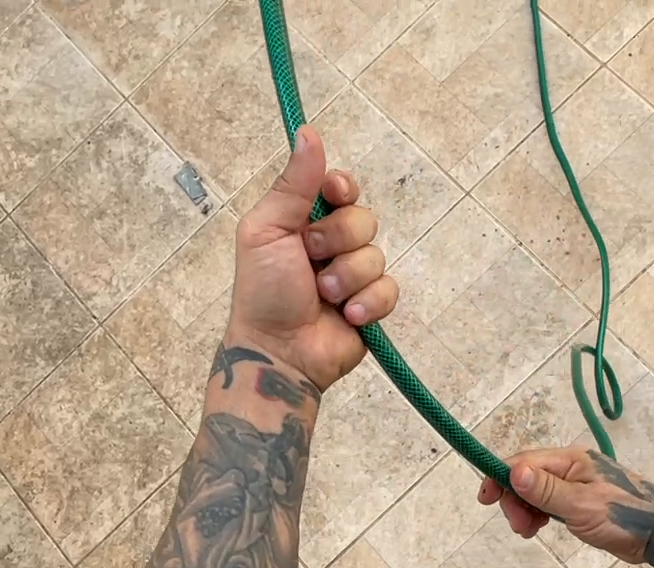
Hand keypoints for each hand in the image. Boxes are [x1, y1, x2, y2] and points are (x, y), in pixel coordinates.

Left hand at [224, 125, 397, 391]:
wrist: (280, 350)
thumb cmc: (263, 292)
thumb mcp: (267, 230)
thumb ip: (293, 185)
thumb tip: (309, 131)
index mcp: (306, 222)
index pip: (342, 189)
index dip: (343, 189)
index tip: (333, 196)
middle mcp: (333, 246)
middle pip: (364, 219)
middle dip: (339, 240)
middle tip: (312, 260)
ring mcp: (355, 278)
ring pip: (376, 256)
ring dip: (348, 277)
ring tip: (325, 297)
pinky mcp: (372, 308)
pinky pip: (389, 290)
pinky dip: (369, 303)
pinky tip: (348, 317)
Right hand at [477, 447, 653, 563]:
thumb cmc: (624, 517)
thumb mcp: (580, 506)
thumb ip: (545, 490)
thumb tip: (512, 471)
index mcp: (571, 459)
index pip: (524, 461)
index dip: (500, 477)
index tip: (484, 499)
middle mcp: (572, 466)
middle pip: (527, 476)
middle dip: (515, 500)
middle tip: (519, 527)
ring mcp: (576, 483)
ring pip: (536, 491)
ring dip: (525, 510)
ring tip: (528, 532)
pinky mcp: (581, 501)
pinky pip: (549, 502)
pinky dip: (539, 514)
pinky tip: (538, 529)